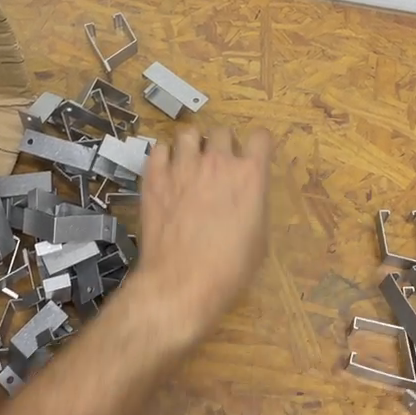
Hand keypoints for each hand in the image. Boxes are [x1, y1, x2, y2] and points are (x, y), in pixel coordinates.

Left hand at [121, 126, 272, 349]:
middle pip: (222, 131)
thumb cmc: (230, 269)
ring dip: (192, 145)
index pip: (261, 137)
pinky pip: (158, 149)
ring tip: (189, 163)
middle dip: (222, 145)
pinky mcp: (154, 176)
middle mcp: (218, 161)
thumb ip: (254, 206)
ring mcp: (183, 165)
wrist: (182, 283)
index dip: (257, 146)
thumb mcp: (259, 239)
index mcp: (251, 175)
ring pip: (188, 133)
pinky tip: (166, 173)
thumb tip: (246, 197)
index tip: (252, 158)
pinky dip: (164, 157)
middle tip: (218, 166)